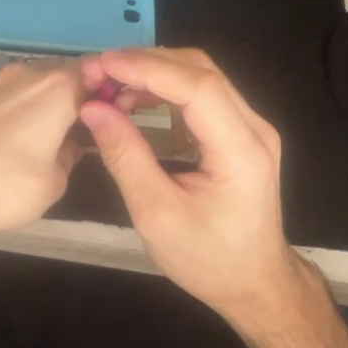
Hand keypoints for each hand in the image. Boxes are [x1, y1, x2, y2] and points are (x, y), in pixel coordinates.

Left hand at [0, 59, 86, 262]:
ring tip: (42, 137)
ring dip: (41, 102)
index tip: (111, 111)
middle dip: (73, 96)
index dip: (105, 88)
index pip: (94, 70)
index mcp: (56, 89)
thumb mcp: (56, 181)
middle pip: (60, 74)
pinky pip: (3, 94)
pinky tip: (9, 138)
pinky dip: (14, 108)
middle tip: (79, 128)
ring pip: (29, 83)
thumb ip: (71, 154)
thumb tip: (70, 145)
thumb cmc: (5, 188)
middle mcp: (25, 74)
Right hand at [78, 48, 331, 340]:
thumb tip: (93, 110)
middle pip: (201, 71)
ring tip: (109, 85)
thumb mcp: (156, 214)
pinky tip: (135, 100)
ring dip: (154, 72)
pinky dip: (165, 88)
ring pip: (202, 77)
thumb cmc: (208, 259)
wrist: (254, 284)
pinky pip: (203, 94)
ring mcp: (251, 128)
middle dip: (146, 63)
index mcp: (240, 150)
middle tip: (97, 72)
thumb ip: (125, 156)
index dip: (147, 68)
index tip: (102, 64)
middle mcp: (253, 128)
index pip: (197, 87)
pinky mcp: (240, 133)